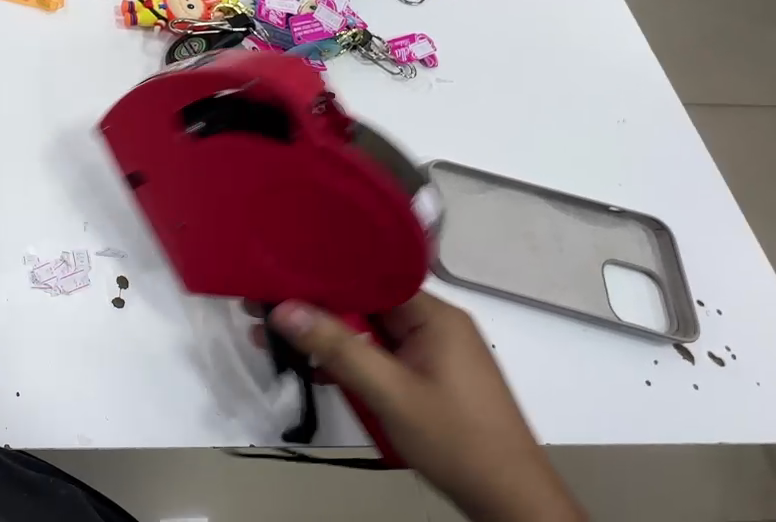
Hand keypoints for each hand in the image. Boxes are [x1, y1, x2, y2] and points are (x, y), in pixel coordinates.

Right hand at [268, 293, 585, 521]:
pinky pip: (377, 352)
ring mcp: (431, 350)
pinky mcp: (426, 374)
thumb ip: (337, 347)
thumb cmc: (458, 441)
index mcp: (434, 315)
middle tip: (261, 310)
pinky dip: (346, 357)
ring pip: (366, 328)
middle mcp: (434, 324)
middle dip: (313, 307)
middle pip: (363, 302)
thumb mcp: (390, 393)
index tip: (273, 278)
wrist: (514, 505)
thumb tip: (281, 308)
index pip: (367, 276)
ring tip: (273, 337)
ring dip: (325, 335)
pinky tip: (312, 366)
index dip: (319, 275)